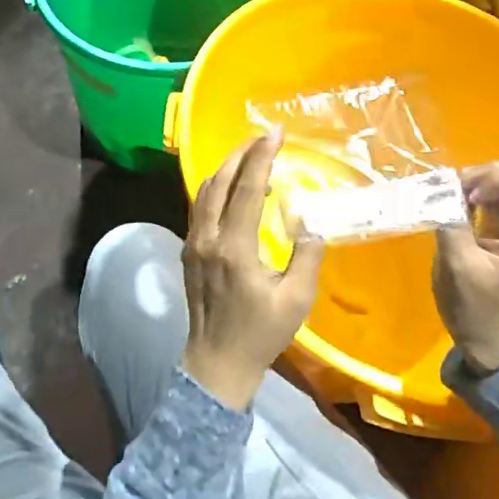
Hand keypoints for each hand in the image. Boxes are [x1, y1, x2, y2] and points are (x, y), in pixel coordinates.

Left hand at [181, 131, 326, 409]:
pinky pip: (200, 208)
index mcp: (234, 248)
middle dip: (241, 153)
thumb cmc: (260, 334)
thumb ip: (306, 257)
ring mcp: (193, 245)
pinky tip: (235, 190)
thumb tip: (310, 223)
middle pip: (219, 181)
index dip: (262, 157)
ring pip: (204, 192)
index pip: (247, 189)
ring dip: (226, 168)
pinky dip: (217, 188)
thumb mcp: (296, 300)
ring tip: (251, 157)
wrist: (216, 365)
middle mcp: (207, 239)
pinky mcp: (189, 252)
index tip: (275, 133)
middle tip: (263, 137)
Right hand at [433, 164, 498, 373]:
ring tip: (453, 195)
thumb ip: (453, 226)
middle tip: (458, 190)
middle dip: (491, 176)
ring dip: (481, 182)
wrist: (483, 338)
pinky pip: (496, 197)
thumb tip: (442, 193)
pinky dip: (475, 192)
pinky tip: (455, 202)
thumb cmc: (475, 309)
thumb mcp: (458, 269)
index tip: (474, 195)